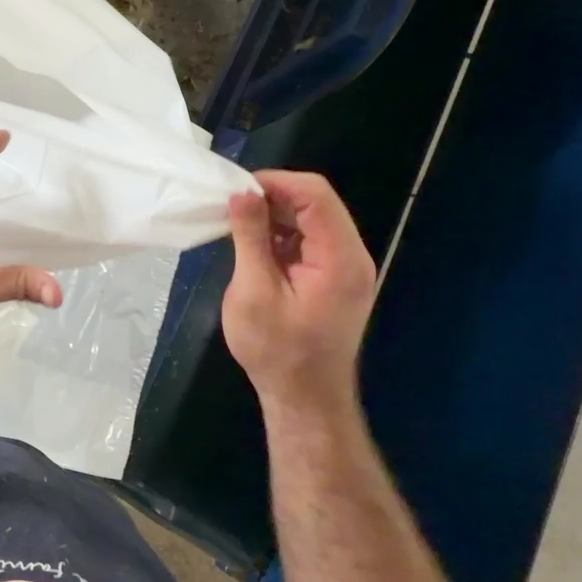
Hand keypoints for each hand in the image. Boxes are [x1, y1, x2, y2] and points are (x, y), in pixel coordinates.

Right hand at [223, 170, 377, 415]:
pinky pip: (309, 239)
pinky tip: (253, 245)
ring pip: (312, 218)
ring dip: (274, 214)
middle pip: (317, 202)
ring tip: (236, 224)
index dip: (275, 182)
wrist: (304, 399)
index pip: (316, 195)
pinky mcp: (333, 278)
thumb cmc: (276, 350)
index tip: (235, 191)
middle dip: (272, 196)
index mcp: (340, 259)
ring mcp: (345, 268)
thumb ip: (251, 238)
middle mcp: (351, 257)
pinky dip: (280, 233)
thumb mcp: (254, 291)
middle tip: (230, 207)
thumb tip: (242, 193)